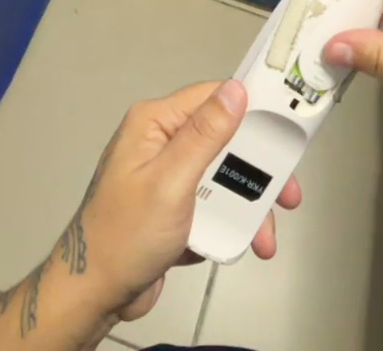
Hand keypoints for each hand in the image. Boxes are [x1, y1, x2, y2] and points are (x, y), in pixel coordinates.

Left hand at [64, 80, 301, 322]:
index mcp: (155, 123)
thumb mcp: (171, 181)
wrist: (94, 294)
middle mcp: (161, 140)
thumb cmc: (128, 233)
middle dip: (257, 171)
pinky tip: (243, 243)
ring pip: (221, 176)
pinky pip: (210, 202)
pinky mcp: (172, 204)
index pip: (212, 97)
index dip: (251, 108)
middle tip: (288, 197)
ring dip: (247, 204)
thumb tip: (236, 88)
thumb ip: (205, 134)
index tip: (288, 127)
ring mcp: (166, 174)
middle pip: (223, 140)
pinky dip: (229, 221)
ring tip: (266, 236)